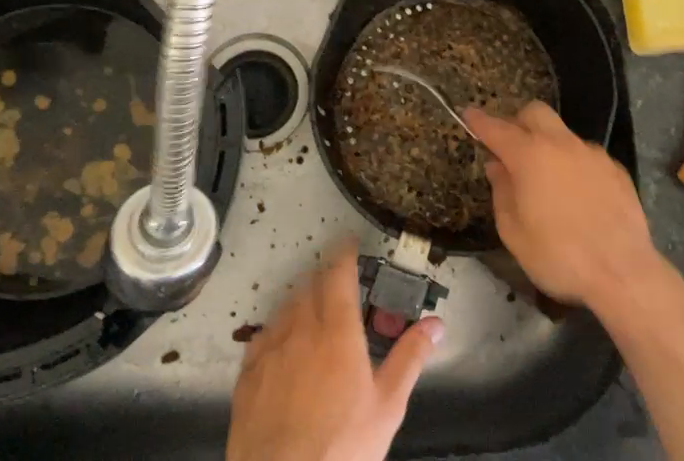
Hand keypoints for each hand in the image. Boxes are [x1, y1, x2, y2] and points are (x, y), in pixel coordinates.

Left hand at [228, 241, 443, 460]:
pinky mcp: (247, 374)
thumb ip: (410, 357)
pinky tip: (283, 341)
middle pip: (309, 285)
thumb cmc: (343, 444)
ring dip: (301, 298)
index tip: (350, 242)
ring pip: (285, 307)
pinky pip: (262, 335)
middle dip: (324, 274)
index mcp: (338, 332)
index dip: (344, 253)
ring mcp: (269, 351)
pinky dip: (277, 327)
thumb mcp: (388, 404)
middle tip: (338, 277)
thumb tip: (435, 324)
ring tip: (313, 305)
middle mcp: (300, 330)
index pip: (338, 275)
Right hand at [464, 102, 657, 307]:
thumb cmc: (558, 256)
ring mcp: (592, 154)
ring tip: (545, 181)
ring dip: (547, 146)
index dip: (480, 121)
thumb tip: (498, 167)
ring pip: (562, 134)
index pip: (498, 129)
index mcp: (530, 156)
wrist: (622, 271)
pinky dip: (573, 165)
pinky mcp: (615, 169)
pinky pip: (585, 156)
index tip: (468, 114)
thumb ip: (502, 192)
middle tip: (509, 148)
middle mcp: (562, 144)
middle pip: (535, 113)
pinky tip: (576, 197)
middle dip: (517, 122)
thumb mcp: (514, 232)